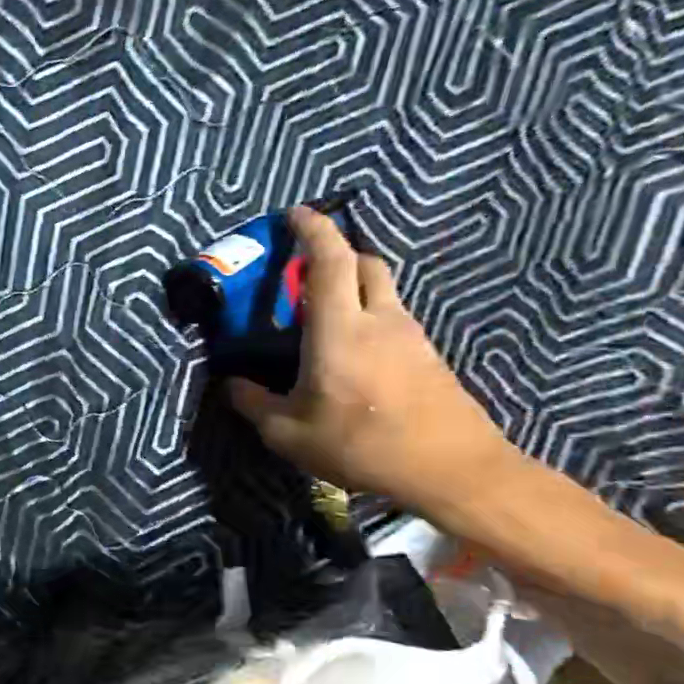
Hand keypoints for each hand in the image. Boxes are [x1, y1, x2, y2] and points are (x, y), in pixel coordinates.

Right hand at [227, 207, 519, 513]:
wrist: (453, 470)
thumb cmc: (361, 445)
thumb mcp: (287, 433)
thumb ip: (253, 403)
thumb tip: (231, 384)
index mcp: (339, 330)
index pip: (329, 261)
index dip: (312, 230)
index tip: (294, 214)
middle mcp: (379, 320)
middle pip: (364, 263)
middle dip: (334, 252)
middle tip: (302, 268)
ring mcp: (409, 335)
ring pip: (380, 290)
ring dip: (351, 286)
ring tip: (318, 314)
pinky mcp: (426, 354)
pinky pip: (390, 317)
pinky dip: (366, 315)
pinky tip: (347, 350)